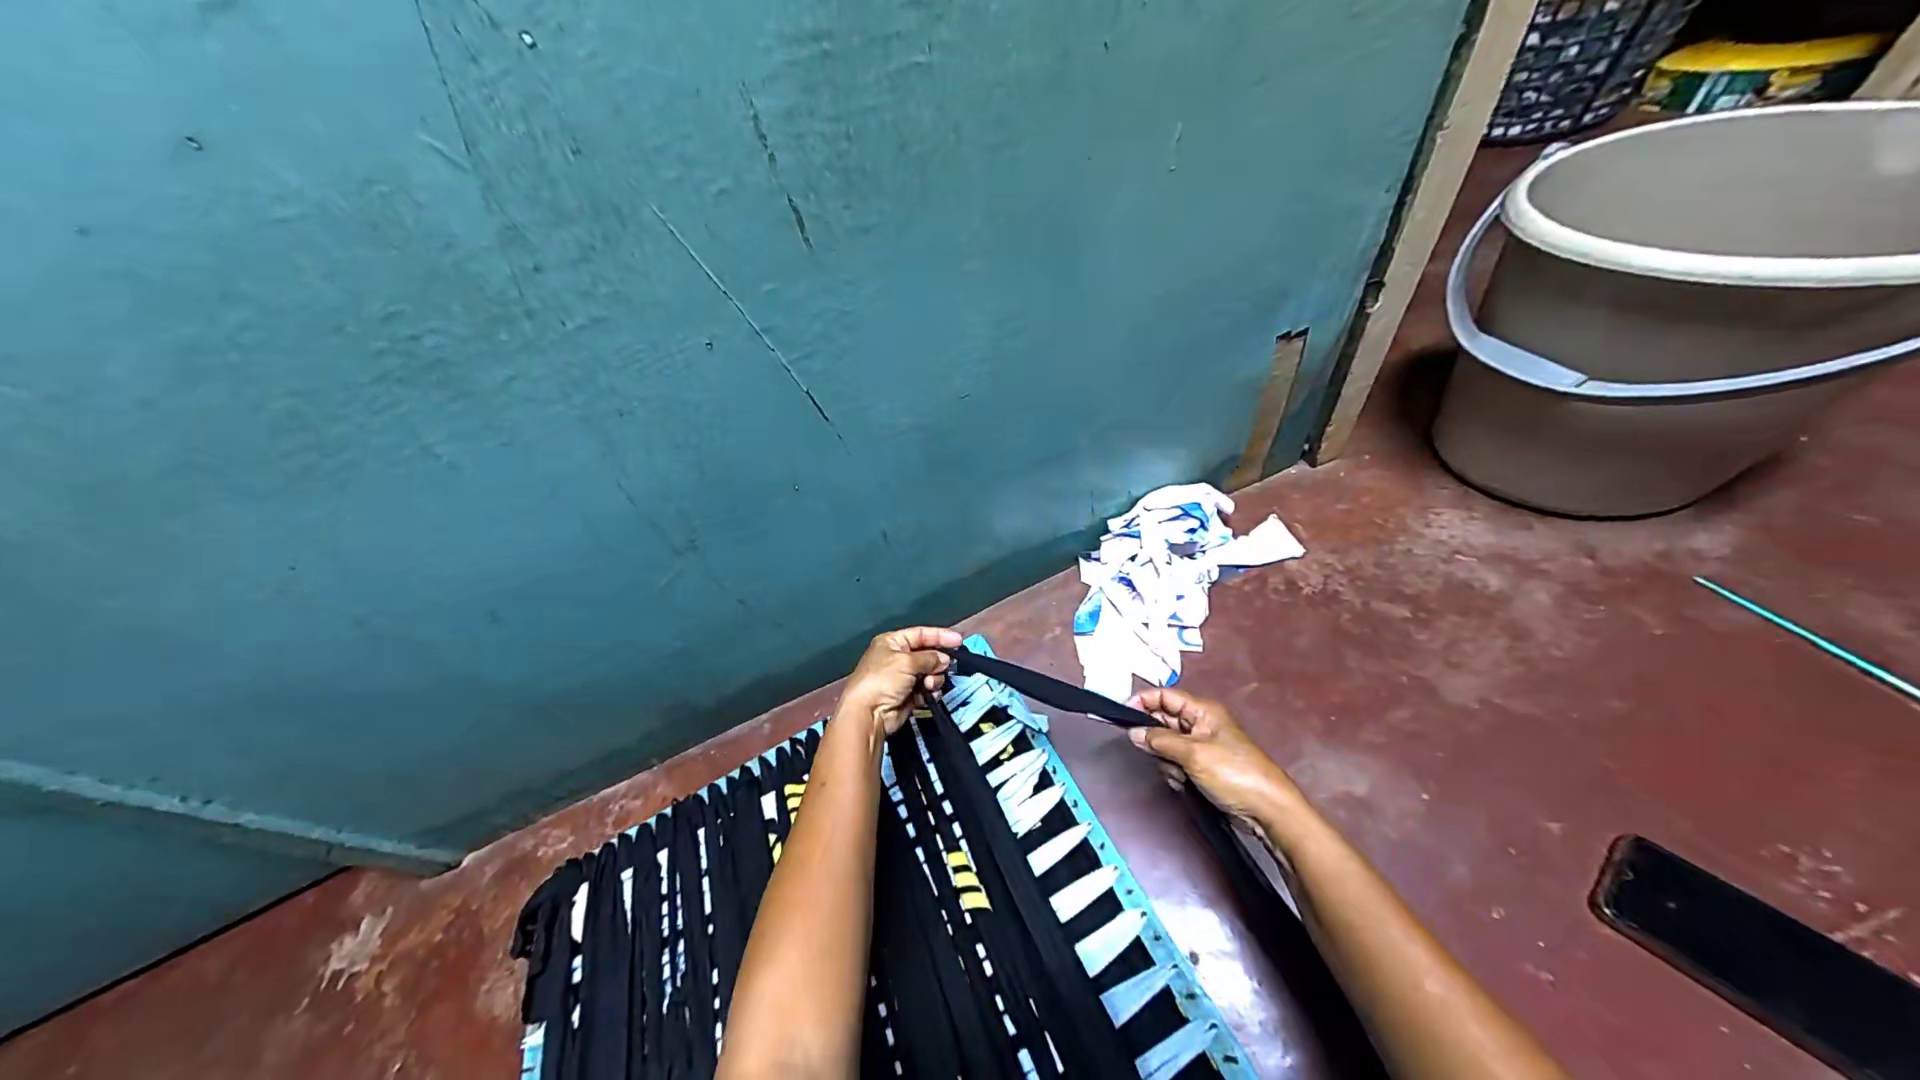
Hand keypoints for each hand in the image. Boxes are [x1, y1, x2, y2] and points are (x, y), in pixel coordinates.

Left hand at [837, 627, 964, 738]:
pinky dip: (931, 690)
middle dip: (938, 660)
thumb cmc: (883, 679)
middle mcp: (898, 658)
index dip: (940, 636)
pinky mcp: (908, 695)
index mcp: (892, 642)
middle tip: (944, 667)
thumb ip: (929, 658)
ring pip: (930, 672)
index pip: (921, 634)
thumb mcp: (906, 662)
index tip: (959, 641)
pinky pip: (927, 688)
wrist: (869, 713)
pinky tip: (930, 693)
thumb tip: (945, 659)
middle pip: (927, 654)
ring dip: (934, 678)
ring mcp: (903, 677)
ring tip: (930, 684)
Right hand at [1125, 688, 1305, 830]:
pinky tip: (1182, 782)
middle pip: (1164, 720)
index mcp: (1203, 711)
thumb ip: (1159, 740)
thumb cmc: (1233, 773)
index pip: (1165, 695)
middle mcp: (1202, 723)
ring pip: (1167, 743)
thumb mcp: (1193, 753)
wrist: (1267, 809)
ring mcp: (1203, 746)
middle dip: (1154, 737)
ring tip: (1177, 773)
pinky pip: (1177, 761)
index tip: (1123, 714)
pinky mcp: (1203, 766)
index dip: (1143, 701)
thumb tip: (1133, 732)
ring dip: (1165, 758)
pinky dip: (1174, 770)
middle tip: (1152, 753)